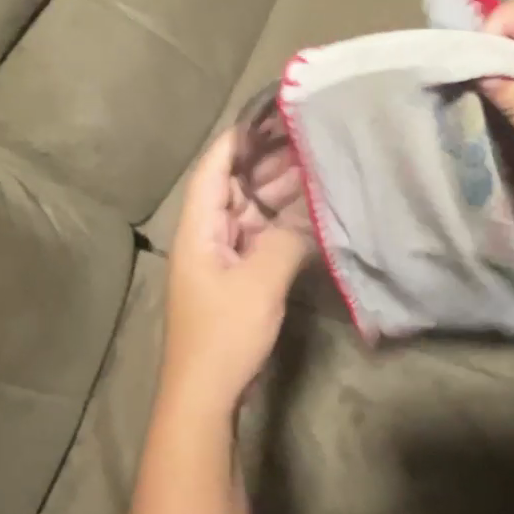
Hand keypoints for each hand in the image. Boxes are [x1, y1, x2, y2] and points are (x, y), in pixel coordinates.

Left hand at [163, 130, 310, 414]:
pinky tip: (309, 214)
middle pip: (234, 188)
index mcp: (197, 228)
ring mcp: (220, 260)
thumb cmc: (224, 334)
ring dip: (278, 195)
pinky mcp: (236, 281)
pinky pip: (259, 240)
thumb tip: (310, 213)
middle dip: (268, 164)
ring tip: (316, 168)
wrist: (205, 396)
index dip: (239, 140)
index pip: (214, 169)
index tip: (272, 116)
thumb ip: (287, 239)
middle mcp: (205, 236)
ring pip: (250, 215)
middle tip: (308, 140)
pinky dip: (281, 225)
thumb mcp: (260, 282)